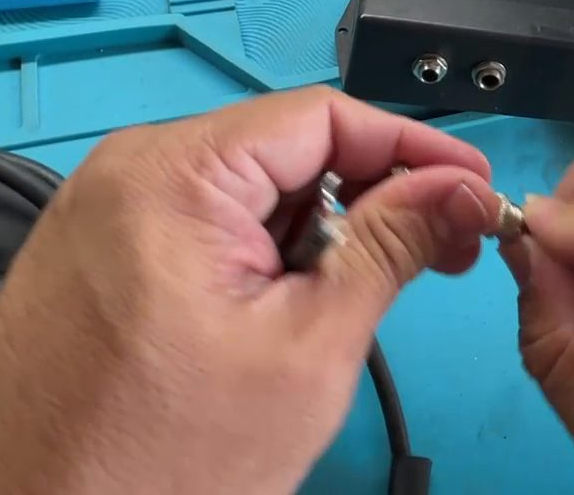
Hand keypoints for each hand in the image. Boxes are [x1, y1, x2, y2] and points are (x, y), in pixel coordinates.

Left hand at [0, 88, 498, 494]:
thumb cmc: (147, 475)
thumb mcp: (307, 351)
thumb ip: (392, 247)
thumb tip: (459, 190)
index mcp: (177, 170)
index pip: (327, 115)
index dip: (412, 146)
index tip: (471, 185)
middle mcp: (135, 166)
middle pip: (293, 148)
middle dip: (374, 194)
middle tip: (441, 248)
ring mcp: (110, 206)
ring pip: (258, 187)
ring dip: (326, 230)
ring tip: (370, 291)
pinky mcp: (103, 247)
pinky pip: (215, 220)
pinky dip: (272, 252)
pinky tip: (300, 305)